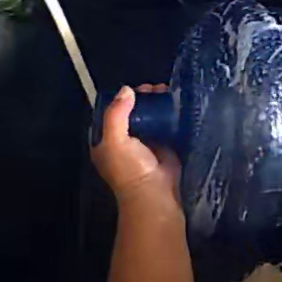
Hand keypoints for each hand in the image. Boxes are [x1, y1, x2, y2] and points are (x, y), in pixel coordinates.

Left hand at [92, 84, 181, 207]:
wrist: (155, 192)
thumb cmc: (130, 168)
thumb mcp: (115, 141)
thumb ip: (116, 115)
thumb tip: (127, 90)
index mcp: (106, 141)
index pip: (111, 113)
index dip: (121, 99)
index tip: (134, 88)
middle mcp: (124, 140)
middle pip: (132, 111)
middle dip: (142, 98)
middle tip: (154, 89)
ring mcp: (145, 142)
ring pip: (149, 115)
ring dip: (157, 103)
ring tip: (166, 92)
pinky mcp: (164, 143)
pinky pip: (165, 123)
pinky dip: (170, 112)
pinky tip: (175, 102)